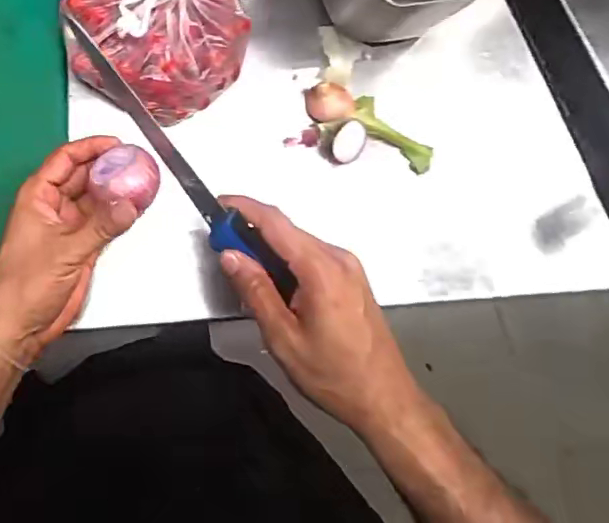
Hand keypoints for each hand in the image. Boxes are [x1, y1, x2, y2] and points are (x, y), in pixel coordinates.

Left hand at [0, 136, 142, 363]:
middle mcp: (53, 205)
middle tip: (135, 159)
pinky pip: (102, 219)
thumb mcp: (65, 251)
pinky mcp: (80, 243)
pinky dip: (117, 212)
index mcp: (38, 195)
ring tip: (140, 178)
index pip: (66, 158)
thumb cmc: (26, 284)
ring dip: (114, 189)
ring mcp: (67, 224)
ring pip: (94, 196)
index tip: (116, 143)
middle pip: (83, 174)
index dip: (90, 147)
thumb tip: (129, 204)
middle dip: (107, 165)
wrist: (21, 326)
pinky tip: (135, 206)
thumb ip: (101, 226)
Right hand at [218, 195, 424, 434]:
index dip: (244, 208)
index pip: (275, 222)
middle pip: (286, 231)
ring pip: (299, 243)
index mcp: (321, 269)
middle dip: (252, 232)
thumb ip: (256, 291)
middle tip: (224, 247)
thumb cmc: (337, 376)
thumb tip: (231, 255)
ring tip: (248, 275)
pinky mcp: (352, 278)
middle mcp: (338, 259)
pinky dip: (289, 261)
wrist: (388, 402)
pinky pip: (312, 256)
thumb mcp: (284, 338)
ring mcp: (349, 267)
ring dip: (270, 249)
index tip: (220, 206)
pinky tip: (277, 287)